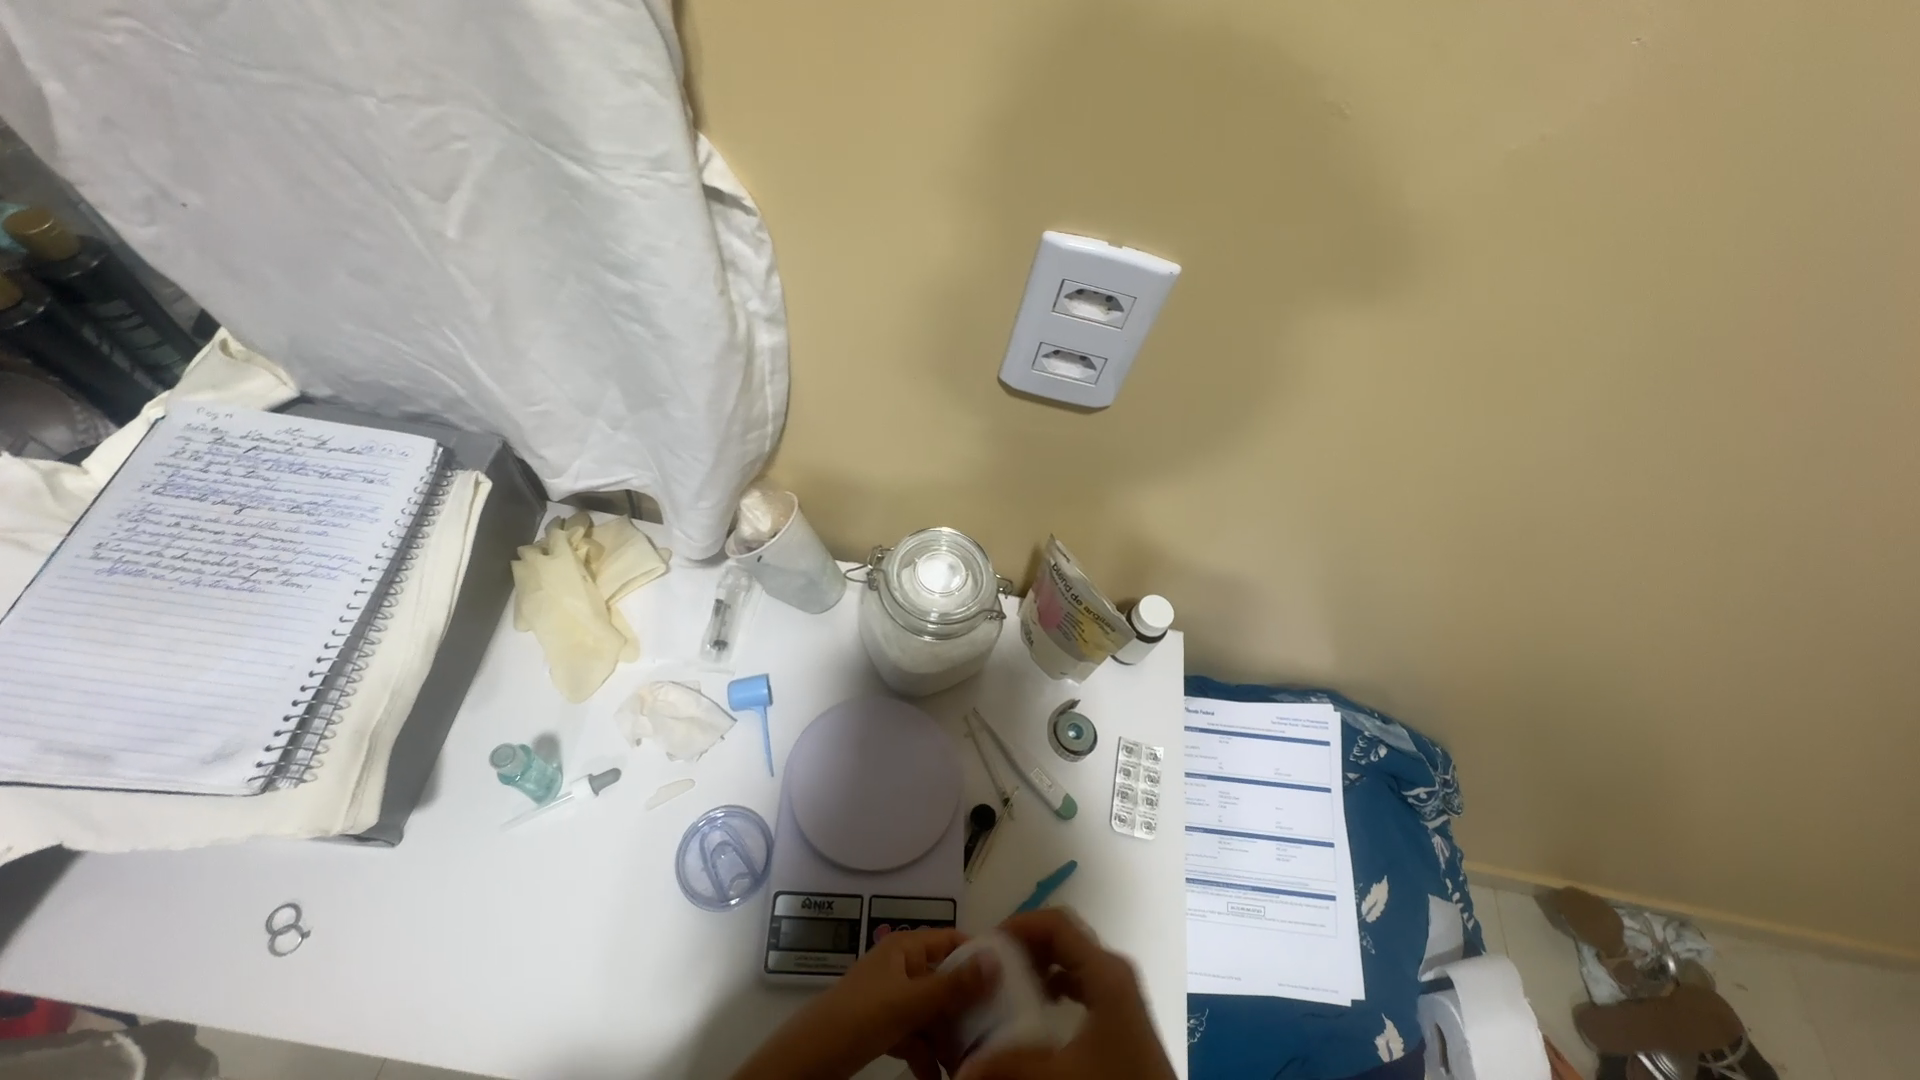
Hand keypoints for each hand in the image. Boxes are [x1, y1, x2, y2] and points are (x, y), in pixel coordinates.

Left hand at [731, 928, 996, 1079]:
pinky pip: (915, 1038)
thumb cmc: (859, 1018)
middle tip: (994, 1034)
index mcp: (904, 949)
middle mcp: (900, 968)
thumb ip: (953, 985)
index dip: (977, 955)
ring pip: (932, 1015)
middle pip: (944, 982)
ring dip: (949, 1041)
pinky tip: (938, 1078)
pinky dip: (927, 1057)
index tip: (1008, 978)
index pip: (950, 940)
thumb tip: (996, 959)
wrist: (806, 1060)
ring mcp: (891, 999)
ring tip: (968, 1066)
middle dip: (967, 1011)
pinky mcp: (884, 1028)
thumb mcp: (910, 1003)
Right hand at [957, 910, 1175, 1079]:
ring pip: (1072, 957)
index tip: (986, 944)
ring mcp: (1120, 990)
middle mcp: (1113, 970)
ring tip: (1007, 983)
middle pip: (1063, 936)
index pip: (1056, 924)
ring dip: (1039, 963)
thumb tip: (963, 1068)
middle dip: (1025, 944)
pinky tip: (1037, 1007)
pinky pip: (1081, 979)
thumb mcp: (1060, 1076)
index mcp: (1104, 971)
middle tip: (990, 963)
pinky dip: (1055, 982)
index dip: (1019, 925)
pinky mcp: (1120, 1011)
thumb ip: (1010, 1065)